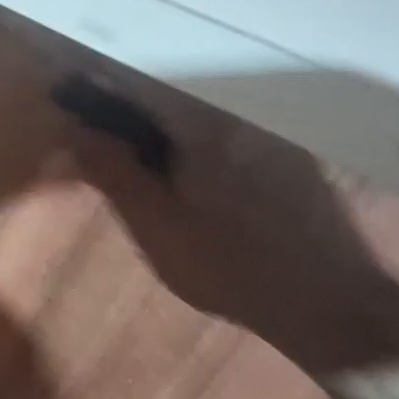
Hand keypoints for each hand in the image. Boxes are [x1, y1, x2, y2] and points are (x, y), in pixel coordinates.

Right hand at [62, 76, 398, 376]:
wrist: (331, 304)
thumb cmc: (229, 267)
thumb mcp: (156, 226)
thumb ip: (115, 174)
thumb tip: (77, 131)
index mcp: (202, 130)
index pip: (135, 94)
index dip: (97, 98)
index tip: (67, 105)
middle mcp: (240, 121)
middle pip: (169, 109)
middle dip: (132, 123)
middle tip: (104, 155)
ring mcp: (273, 141)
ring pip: (201, 129)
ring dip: (168, 143)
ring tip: (147, 179)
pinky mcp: (294, 164)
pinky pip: (230, 147)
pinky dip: (202, 160)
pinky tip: (199, 197)